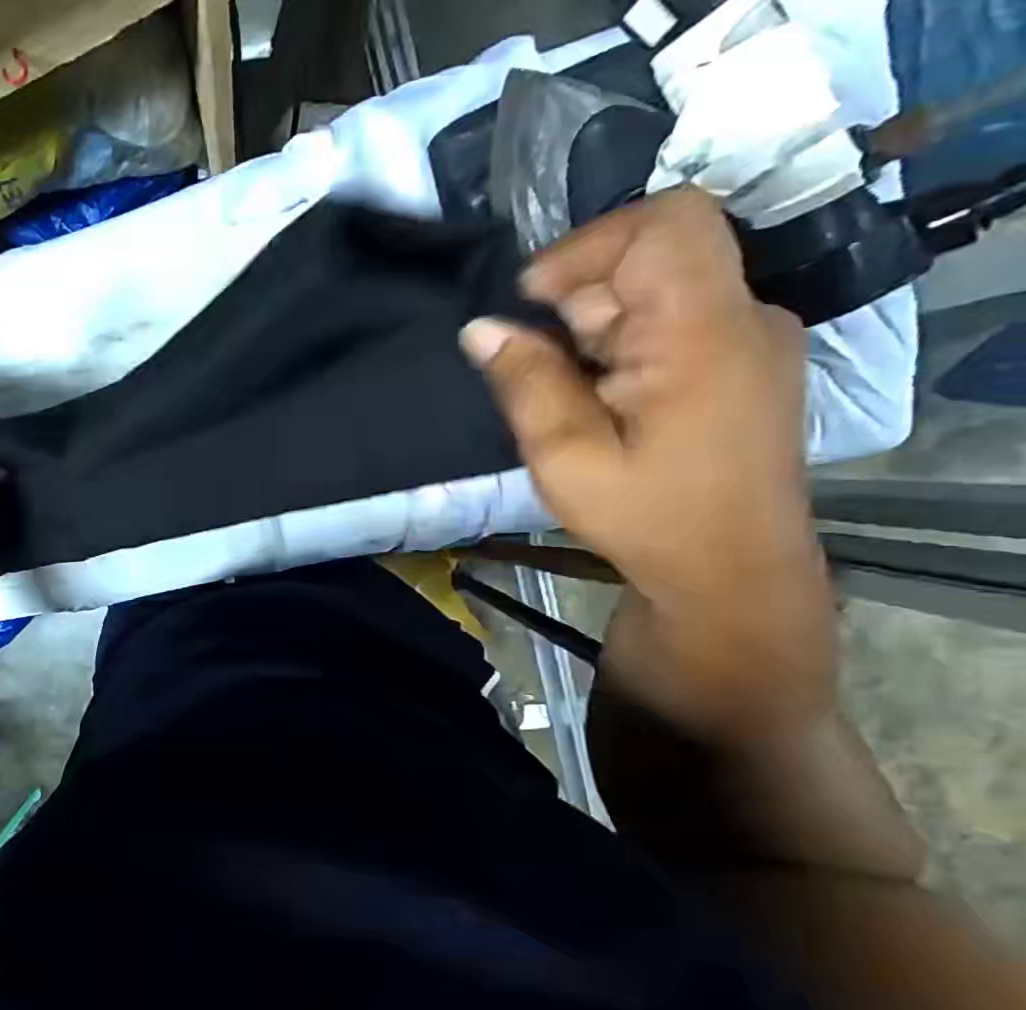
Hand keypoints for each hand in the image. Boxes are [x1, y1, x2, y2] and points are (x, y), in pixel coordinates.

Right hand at [460, 187, 818, 604]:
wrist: (731, 570)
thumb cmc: (647, 516)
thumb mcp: (565, 456)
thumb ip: (525, 382)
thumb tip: (480, 327)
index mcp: (703, 332)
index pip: (665, 222)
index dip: (587, 244)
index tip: (531, 301)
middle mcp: (741, 316)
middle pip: (651, 256)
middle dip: (577, 301)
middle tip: (543, 371)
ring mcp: (747, 336)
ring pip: (654, 289)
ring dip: (592, 328)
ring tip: (569, 397)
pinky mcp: (739, 358)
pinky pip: (669, 319)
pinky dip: (616, 343)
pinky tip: (597, 399)